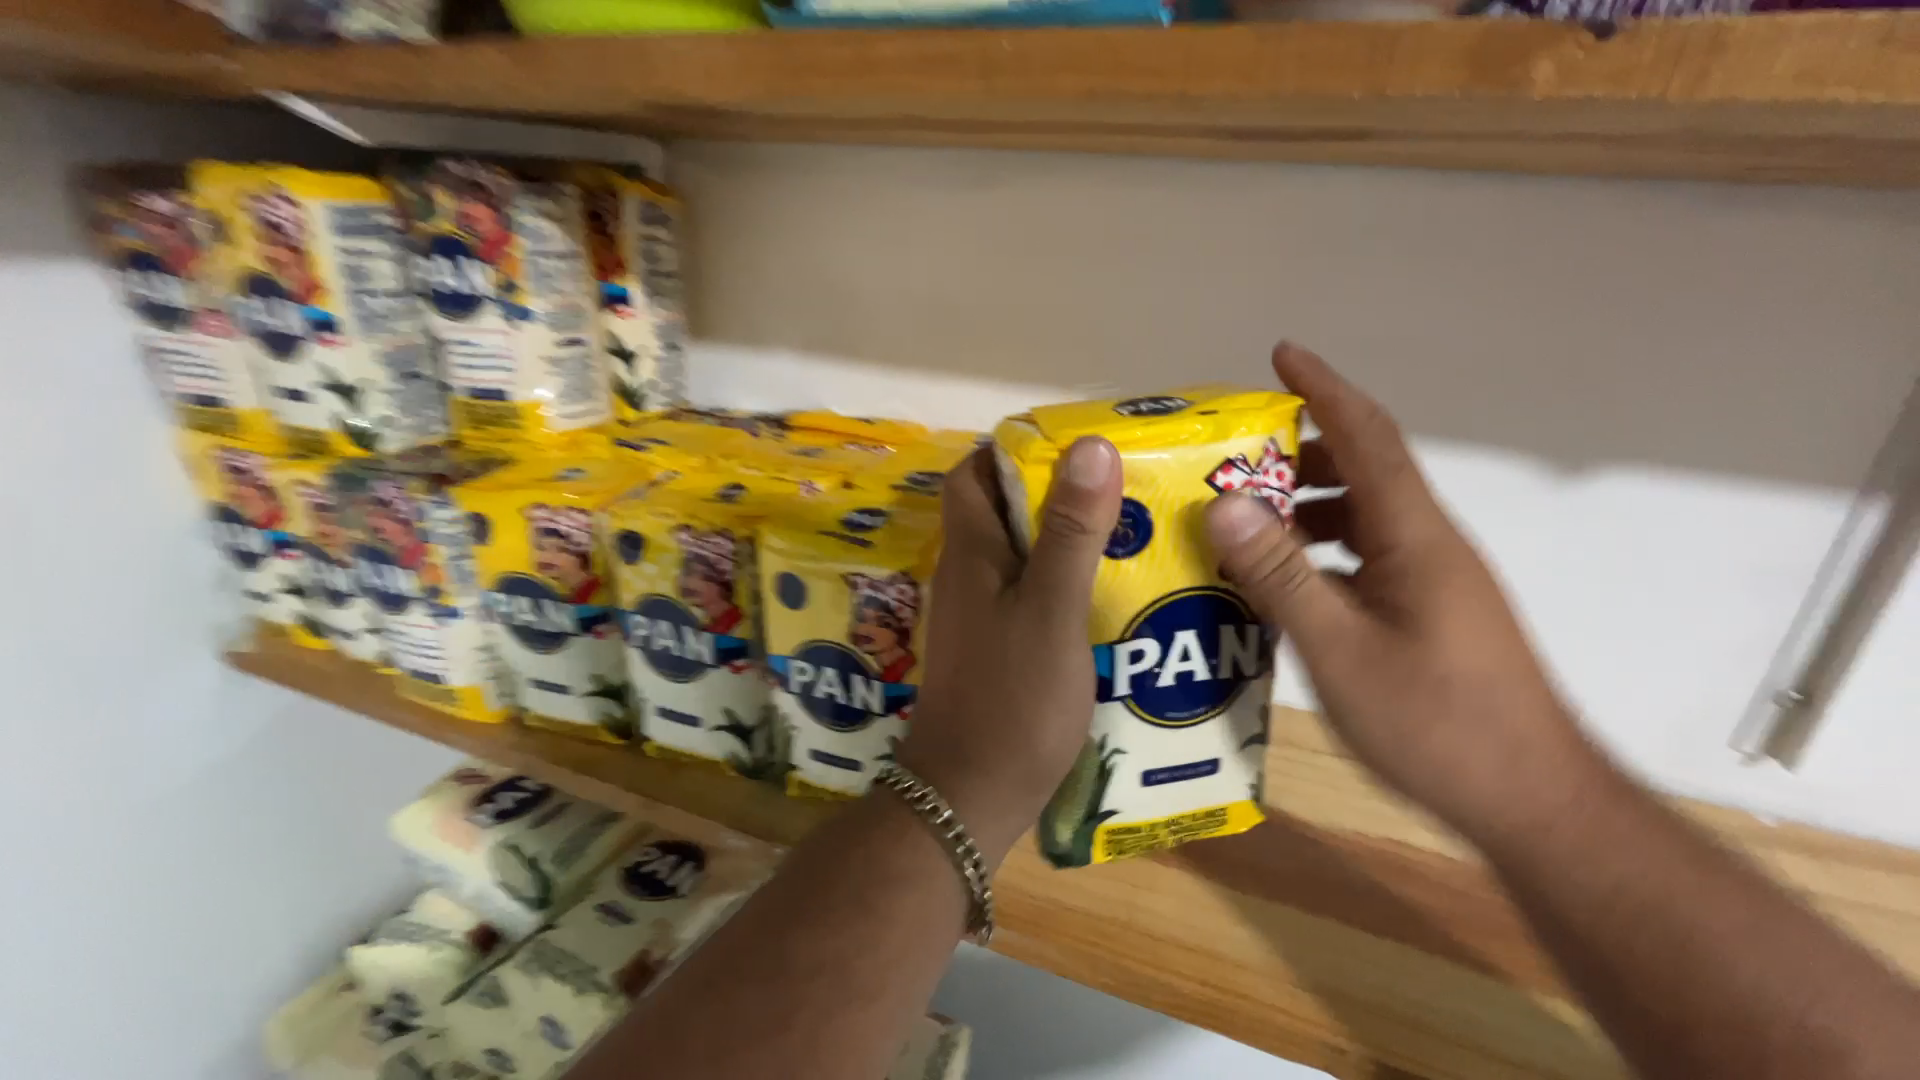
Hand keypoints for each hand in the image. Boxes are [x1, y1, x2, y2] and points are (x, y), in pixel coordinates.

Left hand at [898, 438, 1123, 862]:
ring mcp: (977, 618)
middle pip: (999, 512)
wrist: (970, 795)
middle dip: (1051, 492)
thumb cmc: (1013, 698)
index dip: (1011, 450)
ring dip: (1061, 540)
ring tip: (1126, 535)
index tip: (1070, 445)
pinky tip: (1106, 600)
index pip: (973, 474)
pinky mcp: (993, 652)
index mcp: (972, 554)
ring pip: (1017, 557)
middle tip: (1116, 490)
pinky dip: (1060, 586)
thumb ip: (1071, 530)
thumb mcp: (1051, 607)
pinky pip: (1026, 598)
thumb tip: (1090, 444)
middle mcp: (967, 577)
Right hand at [1204, 343, 1602, 842]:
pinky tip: (1279, 586)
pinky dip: (1318, 554)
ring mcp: (1433, 581)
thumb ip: (1282, 575)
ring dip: (1303, 508)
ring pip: (1361, 519)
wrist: (1530, 799)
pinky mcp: (1429, 613)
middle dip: (1295, 455)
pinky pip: (1364, 558)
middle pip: (1362, 472)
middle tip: (1227, 464)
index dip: (1323, 389)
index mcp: (1414, 537)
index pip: (1367, 437)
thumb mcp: (1340, 649)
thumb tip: (1225, 504)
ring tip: (1239, 526)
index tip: (1280, 353)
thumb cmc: (1436, 723)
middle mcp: (1428, 545)